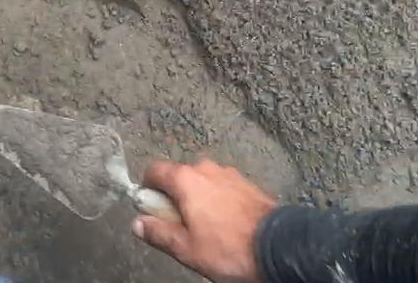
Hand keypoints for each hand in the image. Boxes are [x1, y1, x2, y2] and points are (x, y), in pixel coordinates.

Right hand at [132, 158, 277, 282]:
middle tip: (184, 228)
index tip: (153, 211)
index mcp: (185, 179)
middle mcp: (204, 167)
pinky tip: (229, 224)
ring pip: (202, 182)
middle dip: (176, 198)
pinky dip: (219, 200)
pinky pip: (222, 187)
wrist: (281, 248)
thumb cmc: (229, 249)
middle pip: (178, 177)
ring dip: (198, 199)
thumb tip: (136, 223)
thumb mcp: (188, 250)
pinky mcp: (247, 182)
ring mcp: (228, 172)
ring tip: (210, 229)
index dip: (148, 189)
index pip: (153, 170)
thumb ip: (159, 233)